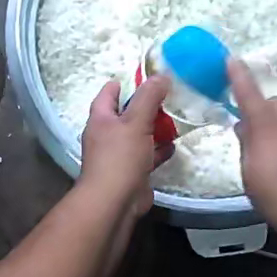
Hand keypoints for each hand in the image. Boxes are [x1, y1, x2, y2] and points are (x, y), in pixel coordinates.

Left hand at [79, 75, 173, 218]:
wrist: (114, 201)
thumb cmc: (120, 157)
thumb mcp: (136, 122)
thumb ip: (148, 98)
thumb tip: (160, 75)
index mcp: (101, 118)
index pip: (108, 93)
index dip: (125, 82)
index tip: (145, 75)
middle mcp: (106, 135)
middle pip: (126, 114)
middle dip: (145, 106)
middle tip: (168, 96)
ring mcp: (117, 155)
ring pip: (137, 135)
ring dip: (154, 128)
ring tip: (175, 119)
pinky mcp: (130, 172)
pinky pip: (146, 155)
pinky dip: (158, 150)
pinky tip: (173, 146)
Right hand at [228, 59, 276, 245]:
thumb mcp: (249, 174)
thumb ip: (246, 145)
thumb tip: (244, 126)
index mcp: (267, 125)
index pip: (248, 93)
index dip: (238, 77)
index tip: (231, 60)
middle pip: (274, 104)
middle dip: (262, 112)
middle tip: (253, 137)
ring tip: (276, 155)